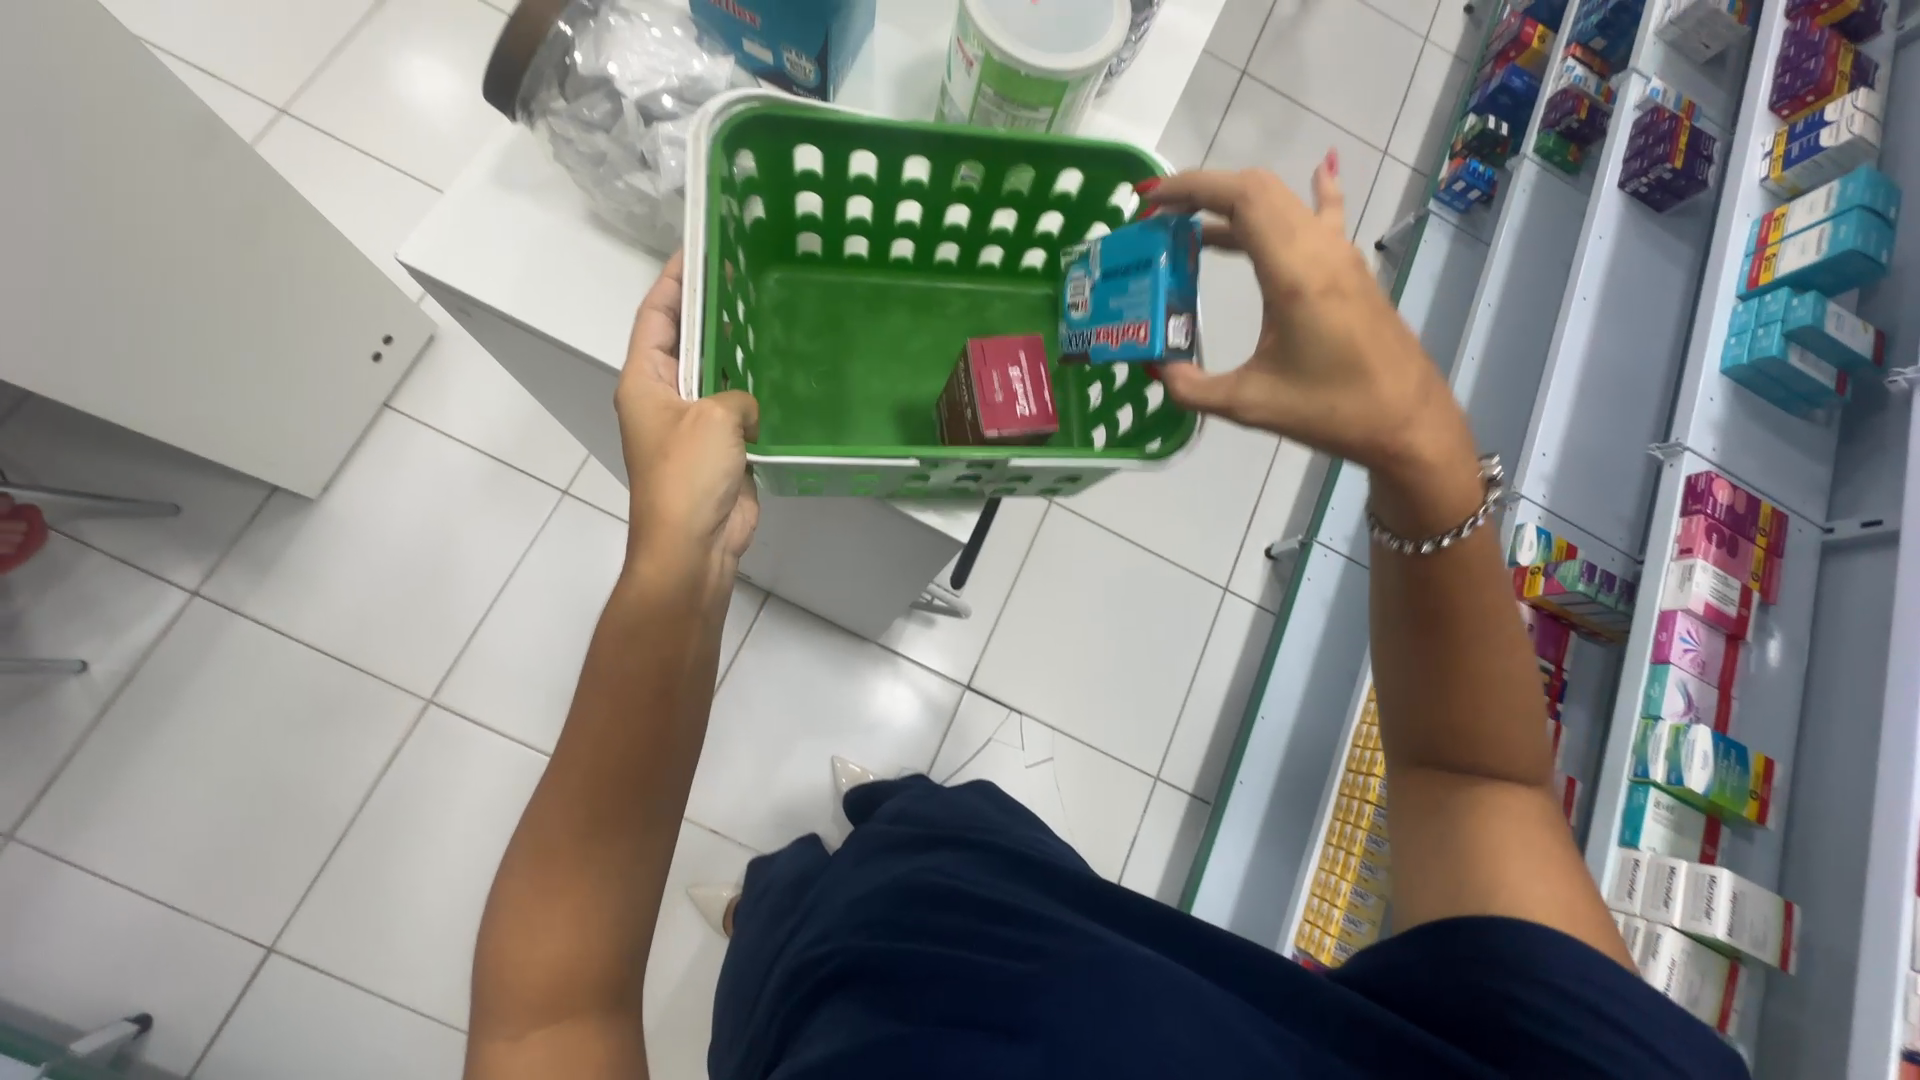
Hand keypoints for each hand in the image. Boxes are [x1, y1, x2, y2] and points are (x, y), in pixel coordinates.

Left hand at [614, 252, 760, 568]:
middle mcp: (664, 398)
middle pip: (686, 343)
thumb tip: (746, 410)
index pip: (656, 317)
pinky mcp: (719, 452)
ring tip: (770, 322)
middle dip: (712, 314)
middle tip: (748, 281)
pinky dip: (755, 398)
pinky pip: (737, 414)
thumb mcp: (713, 417)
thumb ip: (735, 394)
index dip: (674, 282)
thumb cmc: (690, 474)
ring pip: (716, 379)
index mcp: (644, 380)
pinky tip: (782, 379)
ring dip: (737, 357)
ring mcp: (692, 426)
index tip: (698, 251)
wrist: (695, 542)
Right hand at [1142, 158, 1473, 491]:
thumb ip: (1191, 386)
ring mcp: (1340, 256)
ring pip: (1286, 203)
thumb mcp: (1248, 403)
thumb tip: (1156, 365)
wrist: (1407, 421)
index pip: (1242, 198)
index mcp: (1294, 273)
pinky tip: (1319, 169)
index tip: (1154, 199)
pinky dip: (1311, 193)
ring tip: (1195, 226)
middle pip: (1260, 190)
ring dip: (1238, 205)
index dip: (1194, 188)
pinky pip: (1324, 218)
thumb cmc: (1330, 411)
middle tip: (1161, 216)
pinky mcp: (1350, 270)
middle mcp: (1320, 250)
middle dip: (1206, 192)